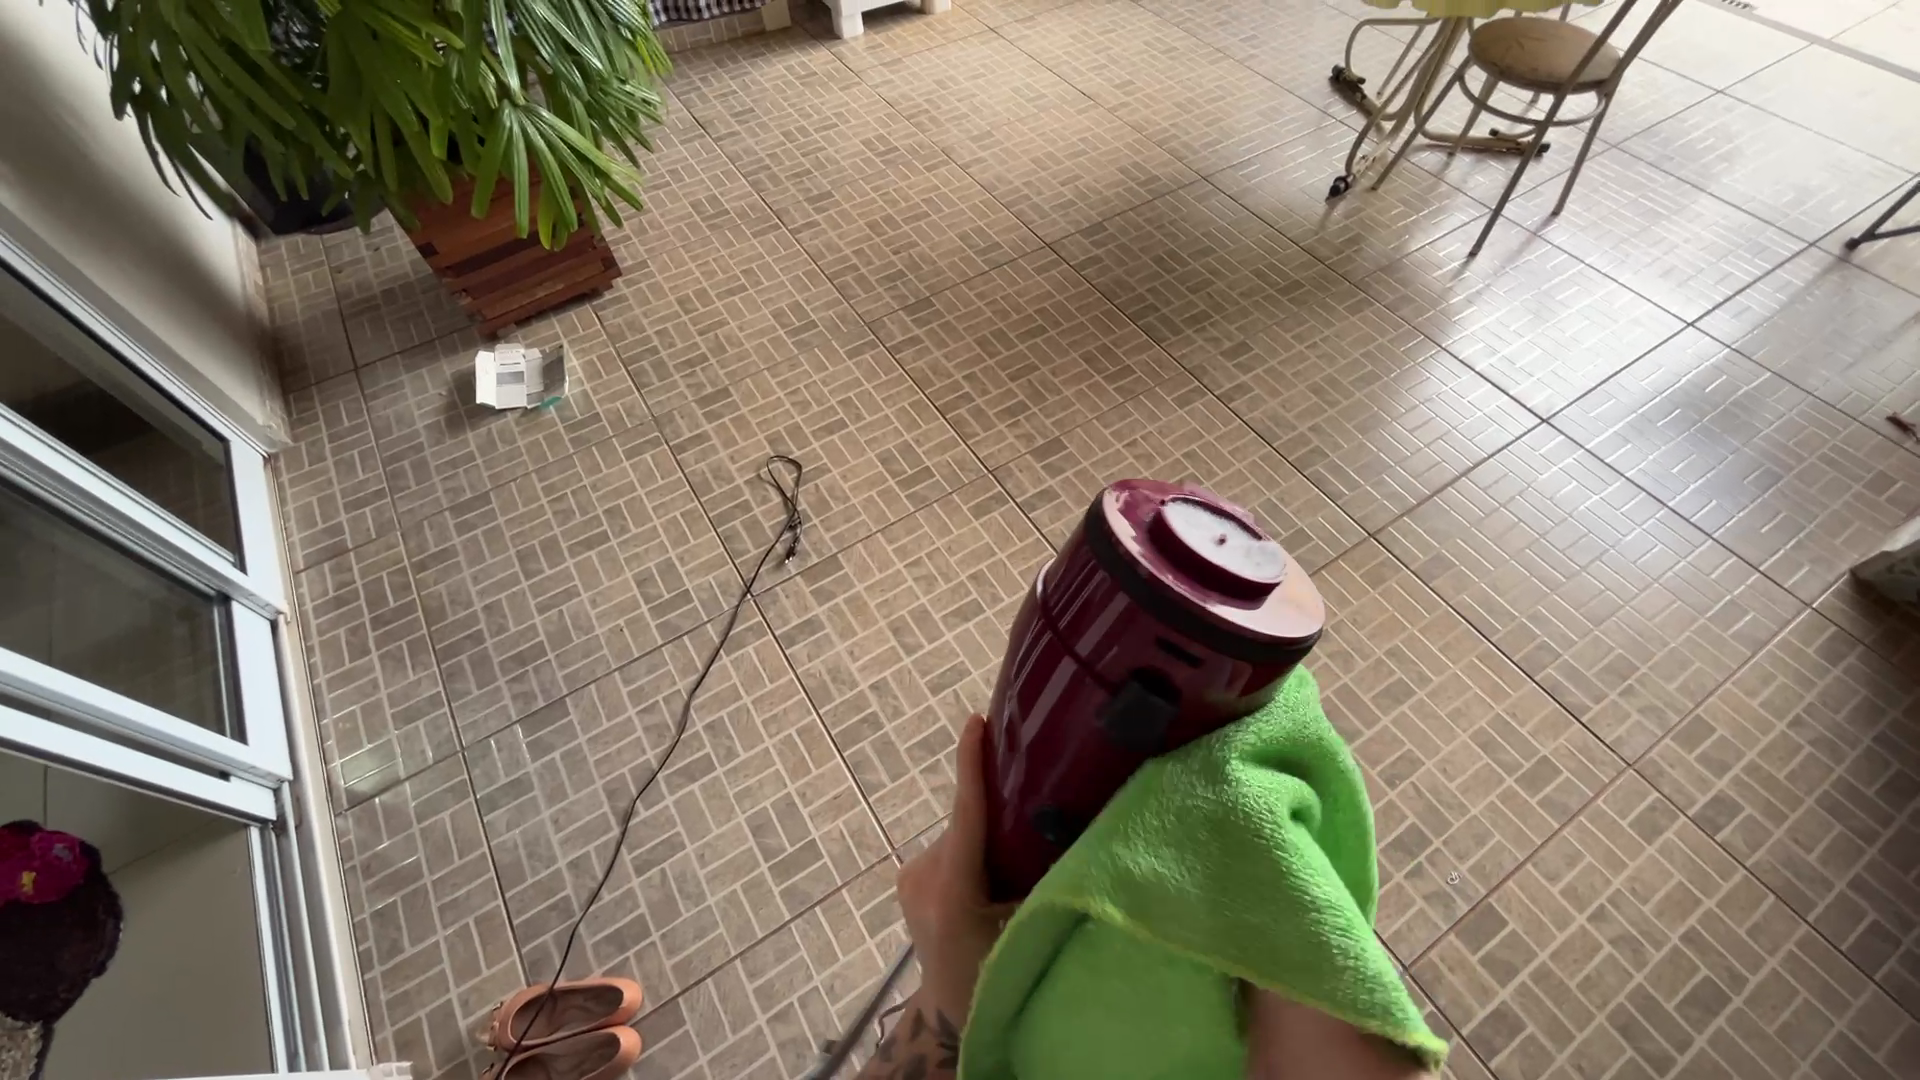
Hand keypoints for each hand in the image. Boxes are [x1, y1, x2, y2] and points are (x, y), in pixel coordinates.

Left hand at [895, 714, 1013, 1023]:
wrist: (949, 1013)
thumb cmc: (995, 975)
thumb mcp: (1026, 931)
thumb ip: (1043, 883)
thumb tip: (1074, 835)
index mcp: (952, 888)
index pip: (965, 812)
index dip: (970, 763)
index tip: (975, 722)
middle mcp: (923, 873)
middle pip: (966, 822)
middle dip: (995, 812)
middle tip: (1030, 810)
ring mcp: (910, 874)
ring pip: (958, 834)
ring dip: (982, 837)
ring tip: (1008, 867)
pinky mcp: (907, 876)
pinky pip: (949, 847)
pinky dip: (969, 849)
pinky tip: (985, 876)